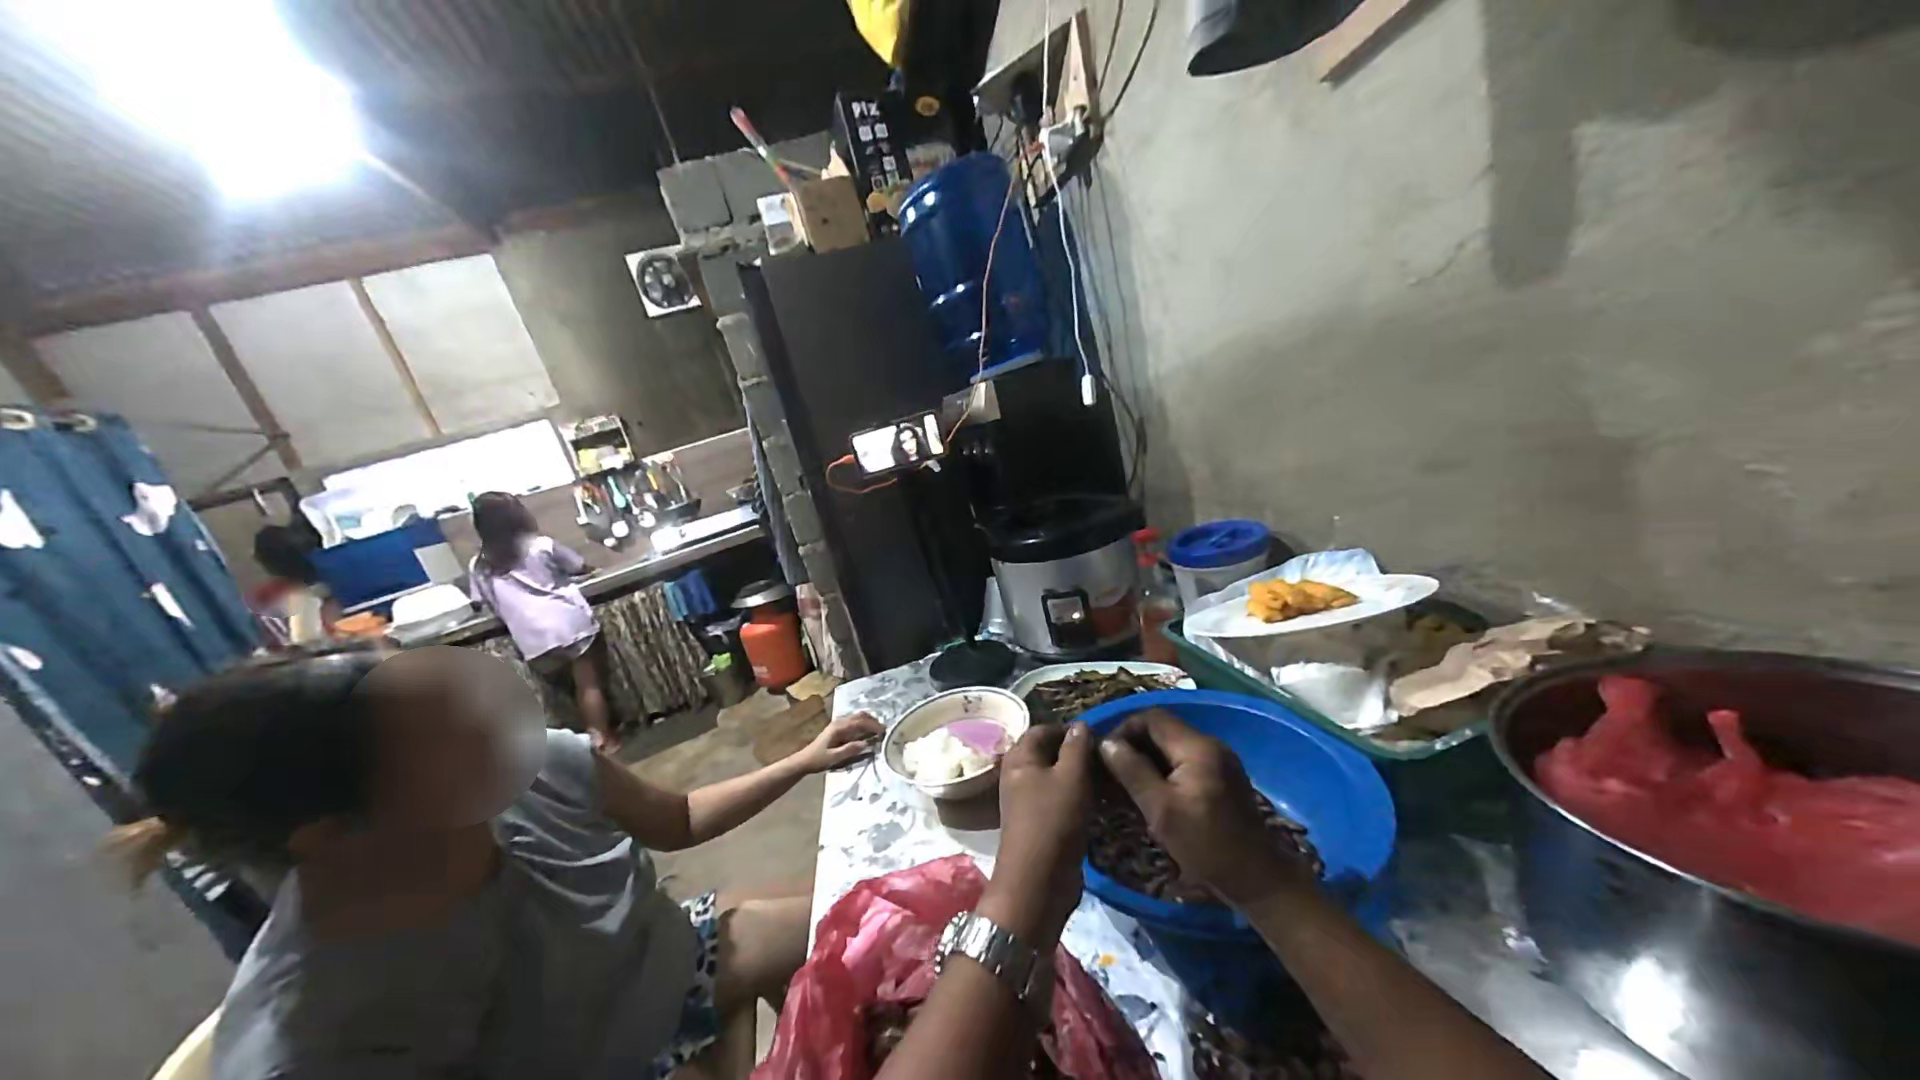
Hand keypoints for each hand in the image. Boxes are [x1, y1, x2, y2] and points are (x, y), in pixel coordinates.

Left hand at [794, 711, 882, 772]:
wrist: (804, 760)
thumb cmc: (818, 760)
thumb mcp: (834, 758)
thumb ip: (849, 750)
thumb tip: (866, 744)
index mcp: (839, 728)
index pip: (860, 722)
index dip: (873, 726)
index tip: (883, 732)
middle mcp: (839, 722)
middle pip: (860, 716)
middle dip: (873, 721)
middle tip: (884, 731)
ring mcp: (838, 723)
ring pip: (857, 717)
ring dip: (869, 721)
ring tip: (878, 731)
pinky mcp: (838, 728)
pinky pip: (854, 721)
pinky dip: (864, 723)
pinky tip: (867, 732)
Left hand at [978, 723, 1093, 948]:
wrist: (1037, 882)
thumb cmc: (1053, 820)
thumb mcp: (1071, 777)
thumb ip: (1076, 748)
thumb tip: (1080, 725)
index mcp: (1019, 758)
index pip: (1042, 729)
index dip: (1068, 729)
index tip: (1097, 737)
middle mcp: (1018, 775)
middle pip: (1048, 754)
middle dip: (1075, 753)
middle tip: (1106, 759)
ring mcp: (1026, 801)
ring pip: (1055, 778)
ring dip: (1078, 777)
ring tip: (1107, 780)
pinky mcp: (1038, 824)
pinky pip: (1058, 801)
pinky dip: (1076, 798)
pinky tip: (1098, 803)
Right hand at [1098, 709, 1313, 907]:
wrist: (1258, 880)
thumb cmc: (1206, 845)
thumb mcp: (1161, 810)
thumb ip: (1132, 771)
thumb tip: (1106, 743)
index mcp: (1197, 747)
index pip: (1151, 717)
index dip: (1123, 729)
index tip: (1104, 754)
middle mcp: (1210, 745)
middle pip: (1161, 730)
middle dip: (1132, 745)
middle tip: (1109, 770)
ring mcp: (1218, 761)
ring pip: (1171, 746)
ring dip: (1145, 759)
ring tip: (1123, 783)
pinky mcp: (1221, 778)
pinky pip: (1184, 762)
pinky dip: (1162, 770)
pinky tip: (1148, 792)